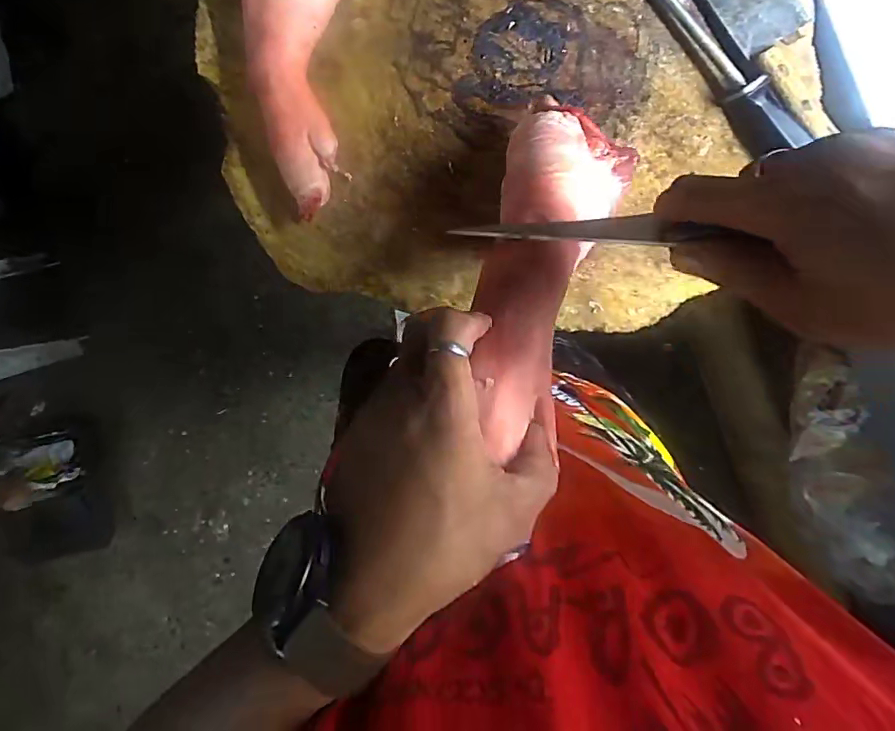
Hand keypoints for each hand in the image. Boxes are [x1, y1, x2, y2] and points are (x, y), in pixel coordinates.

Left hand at [323, 309, 559, 652]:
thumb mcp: (516, 508)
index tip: (484, 329)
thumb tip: (539, 422)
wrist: (371, 578)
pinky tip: (423, 429)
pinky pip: (385, 394)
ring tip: (451, 396)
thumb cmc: (450, 541)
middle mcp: (401, 396)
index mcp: (441, 404)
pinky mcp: (355, 431)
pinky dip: (407, 393)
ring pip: (399, 363)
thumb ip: (538, 456)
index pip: (444, 329)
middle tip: (466, 349)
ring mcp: (372, 412)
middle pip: (414, 334)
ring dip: (425, 363)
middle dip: (441, 327)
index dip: (465, 317)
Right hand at [652, 130, 894, 418]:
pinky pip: (873, 161)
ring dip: (818, 206)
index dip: (670, 214)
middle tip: (803, 267)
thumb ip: (741, 275)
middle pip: (756, 183)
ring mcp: (879, 137)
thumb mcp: (820, 312)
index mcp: (780, 199)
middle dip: (757, 220)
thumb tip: (688, 250)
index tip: (676, 238)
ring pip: (816, 172)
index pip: (692, 191)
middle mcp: (817, 155)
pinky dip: (873, 192)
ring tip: (883, 252)